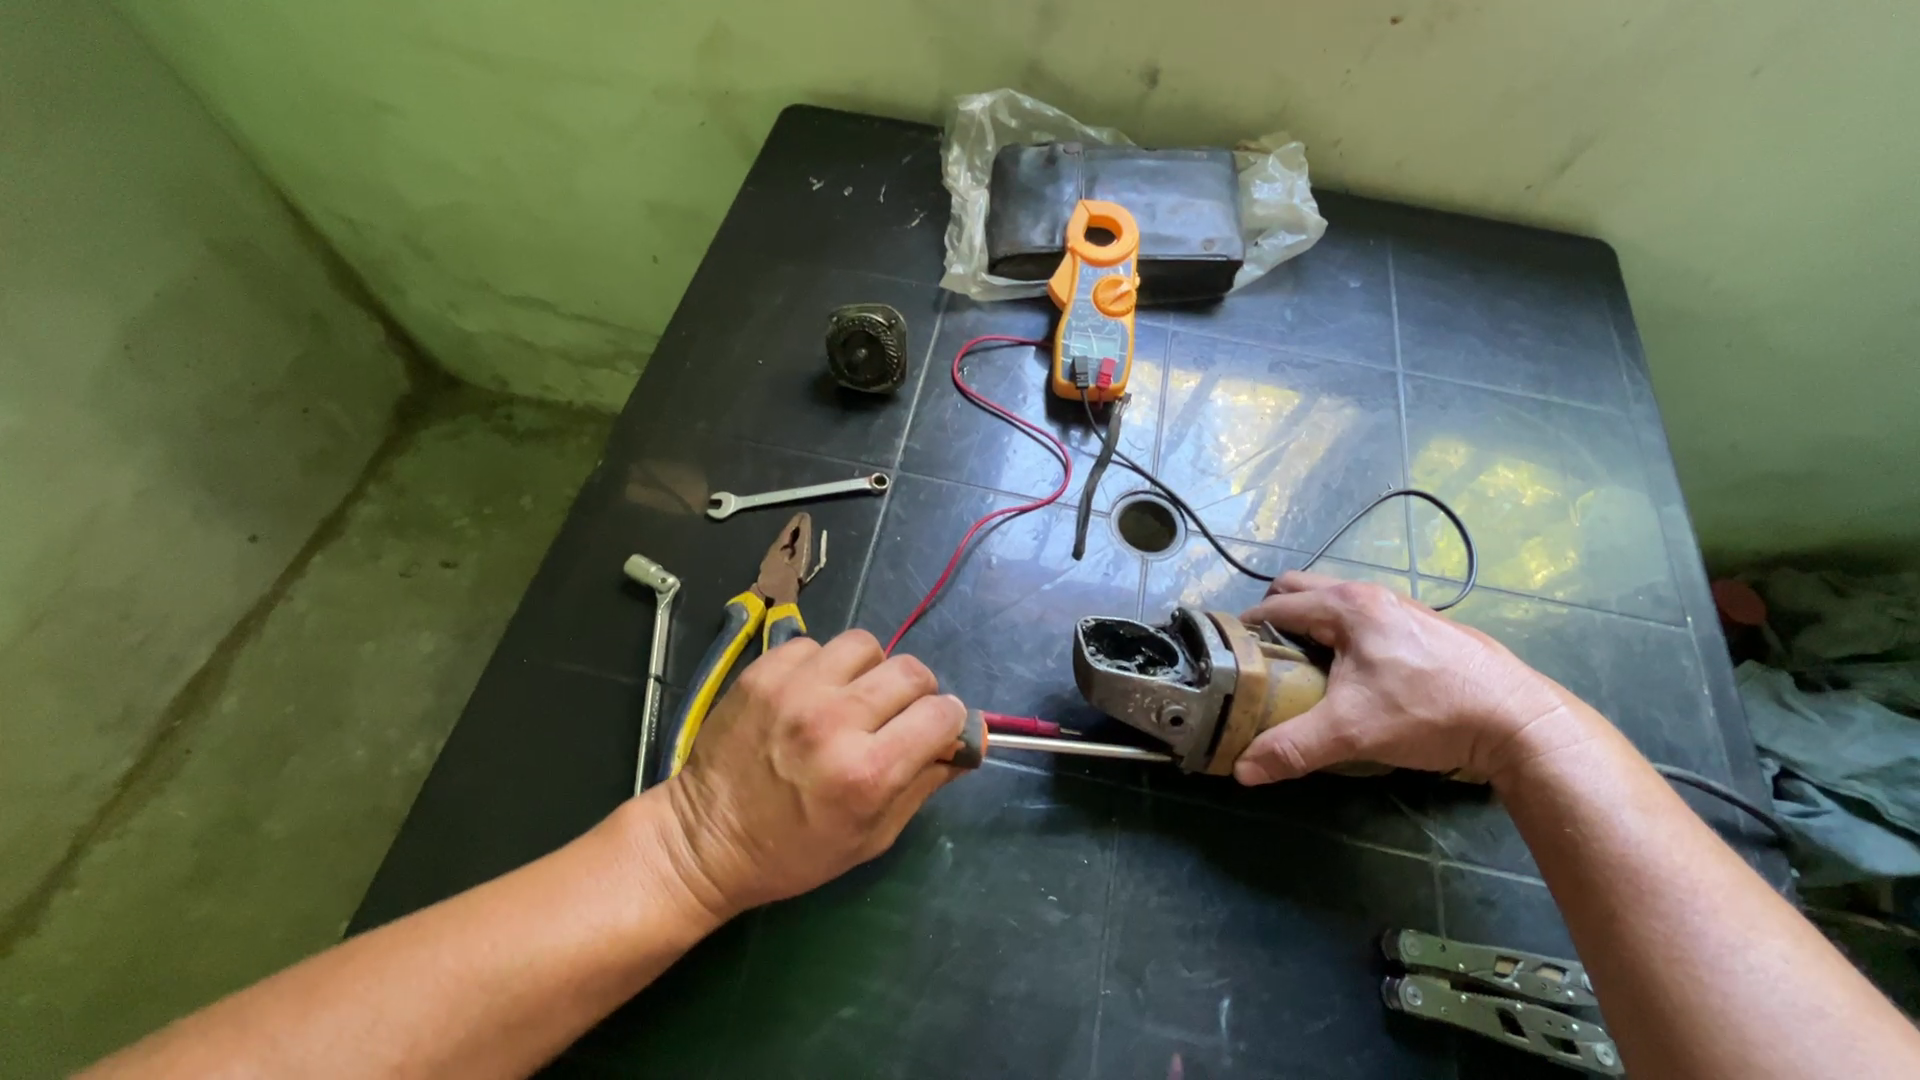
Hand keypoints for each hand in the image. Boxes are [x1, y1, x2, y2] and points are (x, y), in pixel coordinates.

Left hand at [658, 630, 964, 917]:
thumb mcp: (872, 838)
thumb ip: (923, 785)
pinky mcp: (763, 672)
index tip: (938, 731)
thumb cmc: (794, 853)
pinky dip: (824, 666)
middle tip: (900, 714)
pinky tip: (811, 694)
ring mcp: (795, 690)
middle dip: (919, 692)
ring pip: (866, 645)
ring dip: (871, 670)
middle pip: (911, 671)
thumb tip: (963, 747)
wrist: (704, 840)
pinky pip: (816, 645)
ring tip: (854, 697)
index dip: (949, 722)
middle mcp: (834, 721)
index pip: (941, 714)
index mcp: (867, 772)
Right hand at [1234, 572, 1595, 784]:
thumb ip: (1291, 748)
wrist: (1521, 722)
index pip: (1275, 605)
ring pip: (1335, 600)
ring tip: (1304, 665)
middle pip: (1301, 588)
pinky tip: (1353, 671)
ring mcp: (1402, 606)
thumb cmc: (1429, 714)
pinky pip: (1363, 615)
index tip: (1228, 654)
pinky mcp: (1424, 625)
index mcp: (1347, 607)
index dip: (1245, 628)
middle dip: (1274, 615)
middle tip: (1264, 657)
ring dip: (1310, 622)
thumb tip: (1241, 770)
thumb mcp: (1352, 733)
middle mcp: (1371, 595)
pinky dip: (1342, 631)